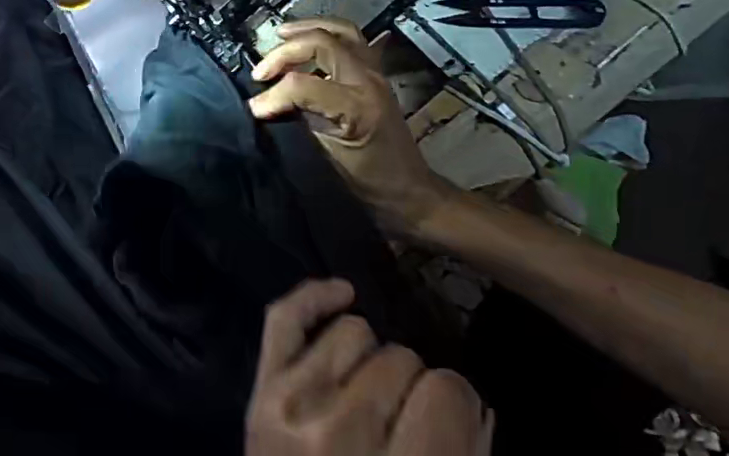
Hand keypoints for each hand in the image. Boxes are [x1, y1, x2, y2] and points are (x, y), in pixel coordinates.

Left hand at [247, 279, 491, 454]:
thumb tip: (469, 402)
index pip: (447, 392)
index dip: (458, 403)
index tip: (453, 420)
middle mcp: (338, 432)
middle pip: (401, 358)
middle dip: (414, 387)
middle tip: (407, 421)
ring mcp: (291, 403)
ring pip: (354, 331)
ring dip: (370, 360)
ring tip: (370, 398)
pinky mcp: (260, 390)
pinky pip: (285, 317)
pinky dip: (316, 297)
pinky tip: (345, 296)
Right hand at [250, 19, 453, 230]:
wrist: (412, 195)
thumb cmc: (371, 186)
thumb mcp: (327, 162)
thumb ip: (296, 128)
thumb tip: (263, 109)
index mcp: (357, 106)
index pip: (303, 85)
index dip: (272, 95)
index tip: (253, 109)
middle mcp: (368, 80)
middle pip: (321, 42)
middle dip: (285, 52)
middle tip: (262, 72)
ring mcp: (376, 73)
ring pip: (341, 31)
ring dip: (307, 30)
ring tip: (281, 36)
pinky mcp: (377, 75)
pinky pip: (351, 40)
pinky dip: (325, 36)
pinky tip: (306, 46)